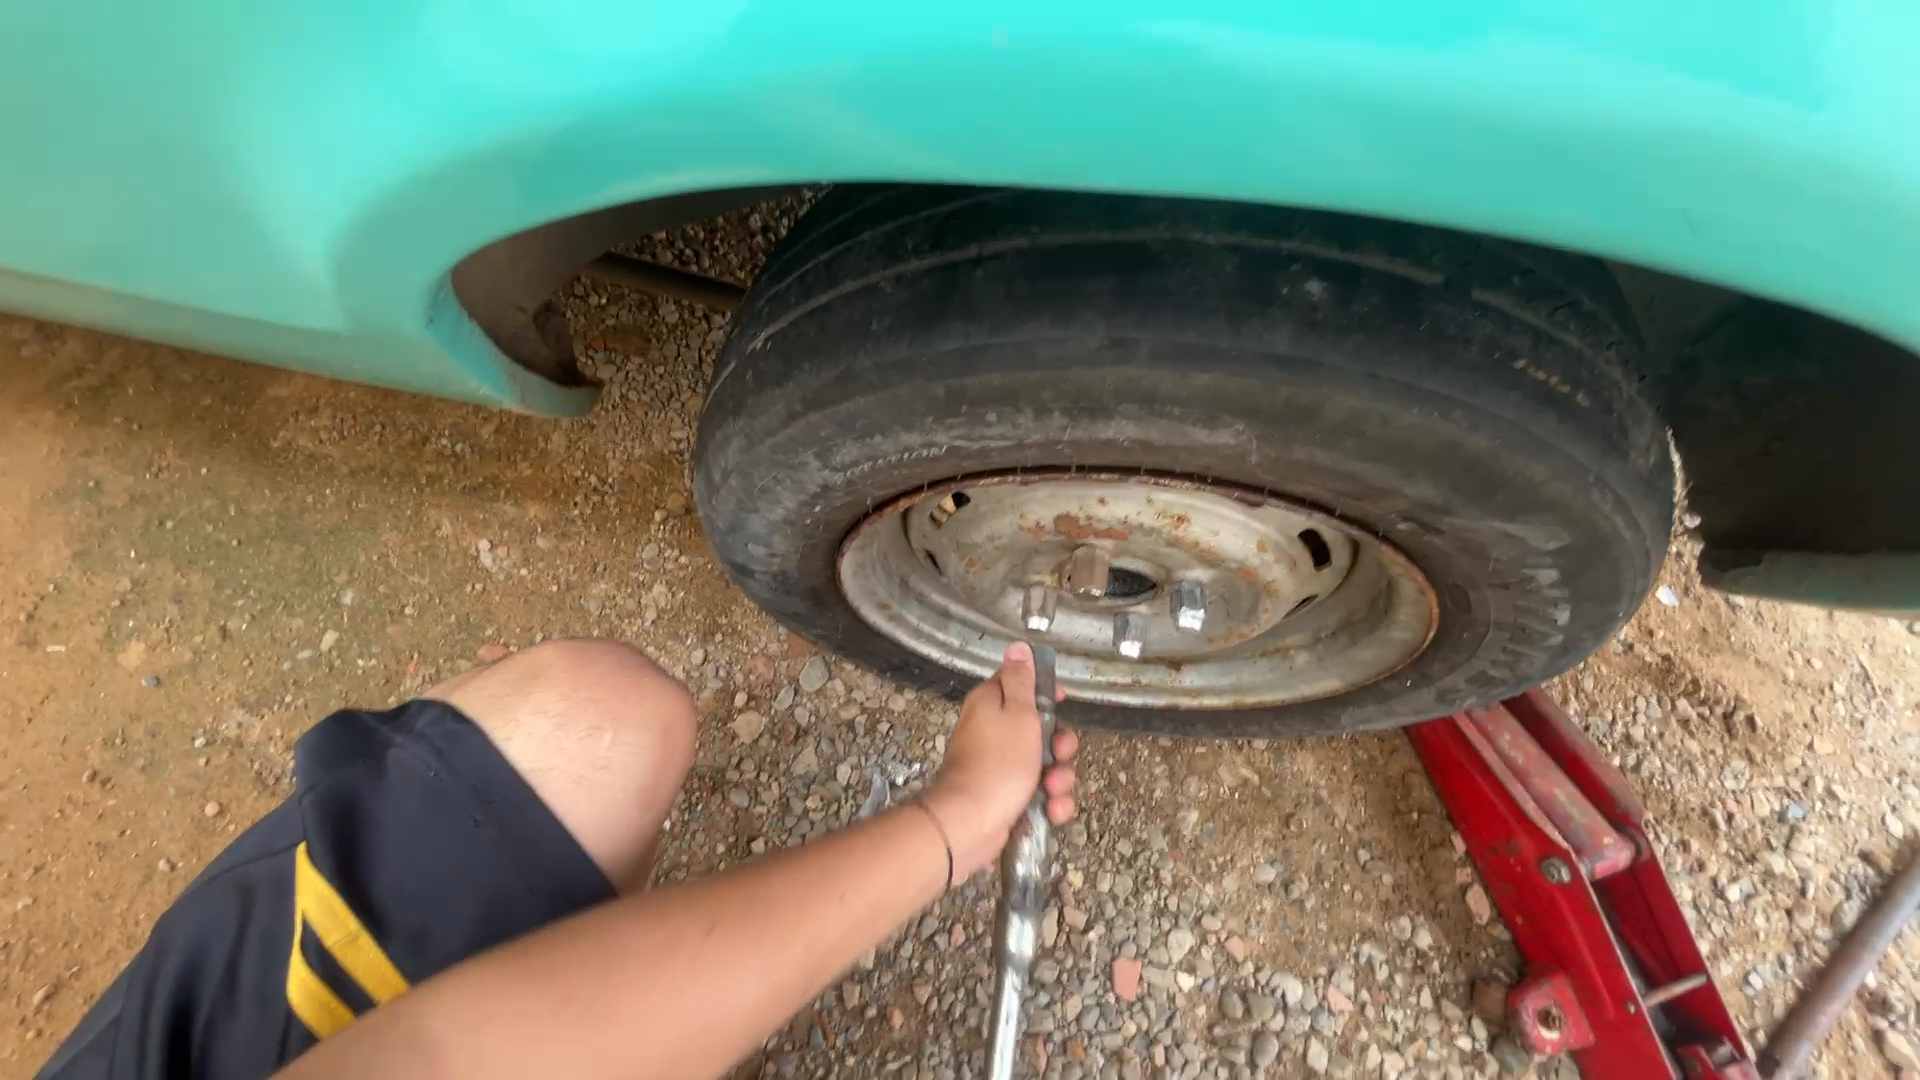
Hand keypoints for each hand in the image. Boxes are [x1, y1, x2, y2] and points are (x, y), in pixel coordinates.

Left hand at [921, 642, 1078, 879]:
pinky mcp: (1006, 795)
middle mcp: (993, 730)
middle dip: (1060, 744)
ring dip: (1059, 778)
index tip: (1061, 700)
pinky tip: (1050, 809)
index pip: (1020, 683)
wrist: (971, 822)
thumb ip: (1022, 681)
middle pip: (1040, 727)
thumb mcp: (1018, 713)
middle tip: (1059, 753)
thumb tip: (1017, 647)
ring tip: (1053, 789)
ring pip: (1044, 763)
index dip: (1045, 691)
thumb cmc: (998, 763)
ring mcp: (1000, 765)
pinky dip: (1049, 801)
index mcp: (992, 703)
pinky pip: (1038, 792)